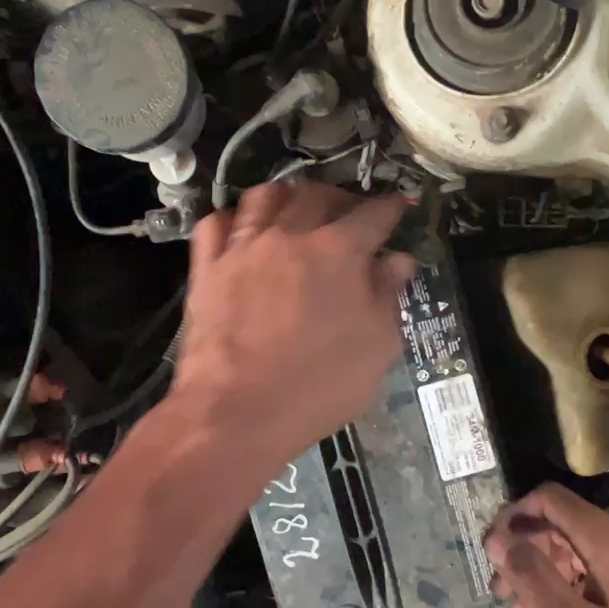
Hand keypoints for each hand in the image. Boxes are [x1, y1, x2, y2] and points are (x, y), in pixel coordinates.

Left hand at [173, 182, 415, 464]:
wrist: (236, 412)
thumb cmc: (317, 385)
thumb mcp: (376, 347)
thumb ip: (387, 296)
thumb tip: (398, 260)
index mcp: (338, 251)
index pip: (373, 214)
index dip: (392, 206)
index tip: (401, 205)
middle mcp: (289, 235)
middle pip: (316, 195)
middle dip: (340, 197)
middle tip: (350, 213)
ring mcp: (243, 248)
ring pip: (264, 196)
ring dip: (287, 197)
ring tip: (296, 211)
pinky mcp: (207, 268)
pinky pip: (216, 223)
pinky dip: (234, 219)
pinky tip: (244, 230)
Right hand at [484, 484, 608, 607]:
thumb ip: (534, 578)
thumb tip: (500, 538)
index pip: (551, 500)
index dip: (513, 519)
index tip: (489, 556)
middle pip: (566, 527)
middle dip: (527, 553)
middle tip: (501, 596)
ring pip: (583, 557)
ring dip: (546, 578)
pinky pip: (604, 581)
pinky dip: (574, 596)